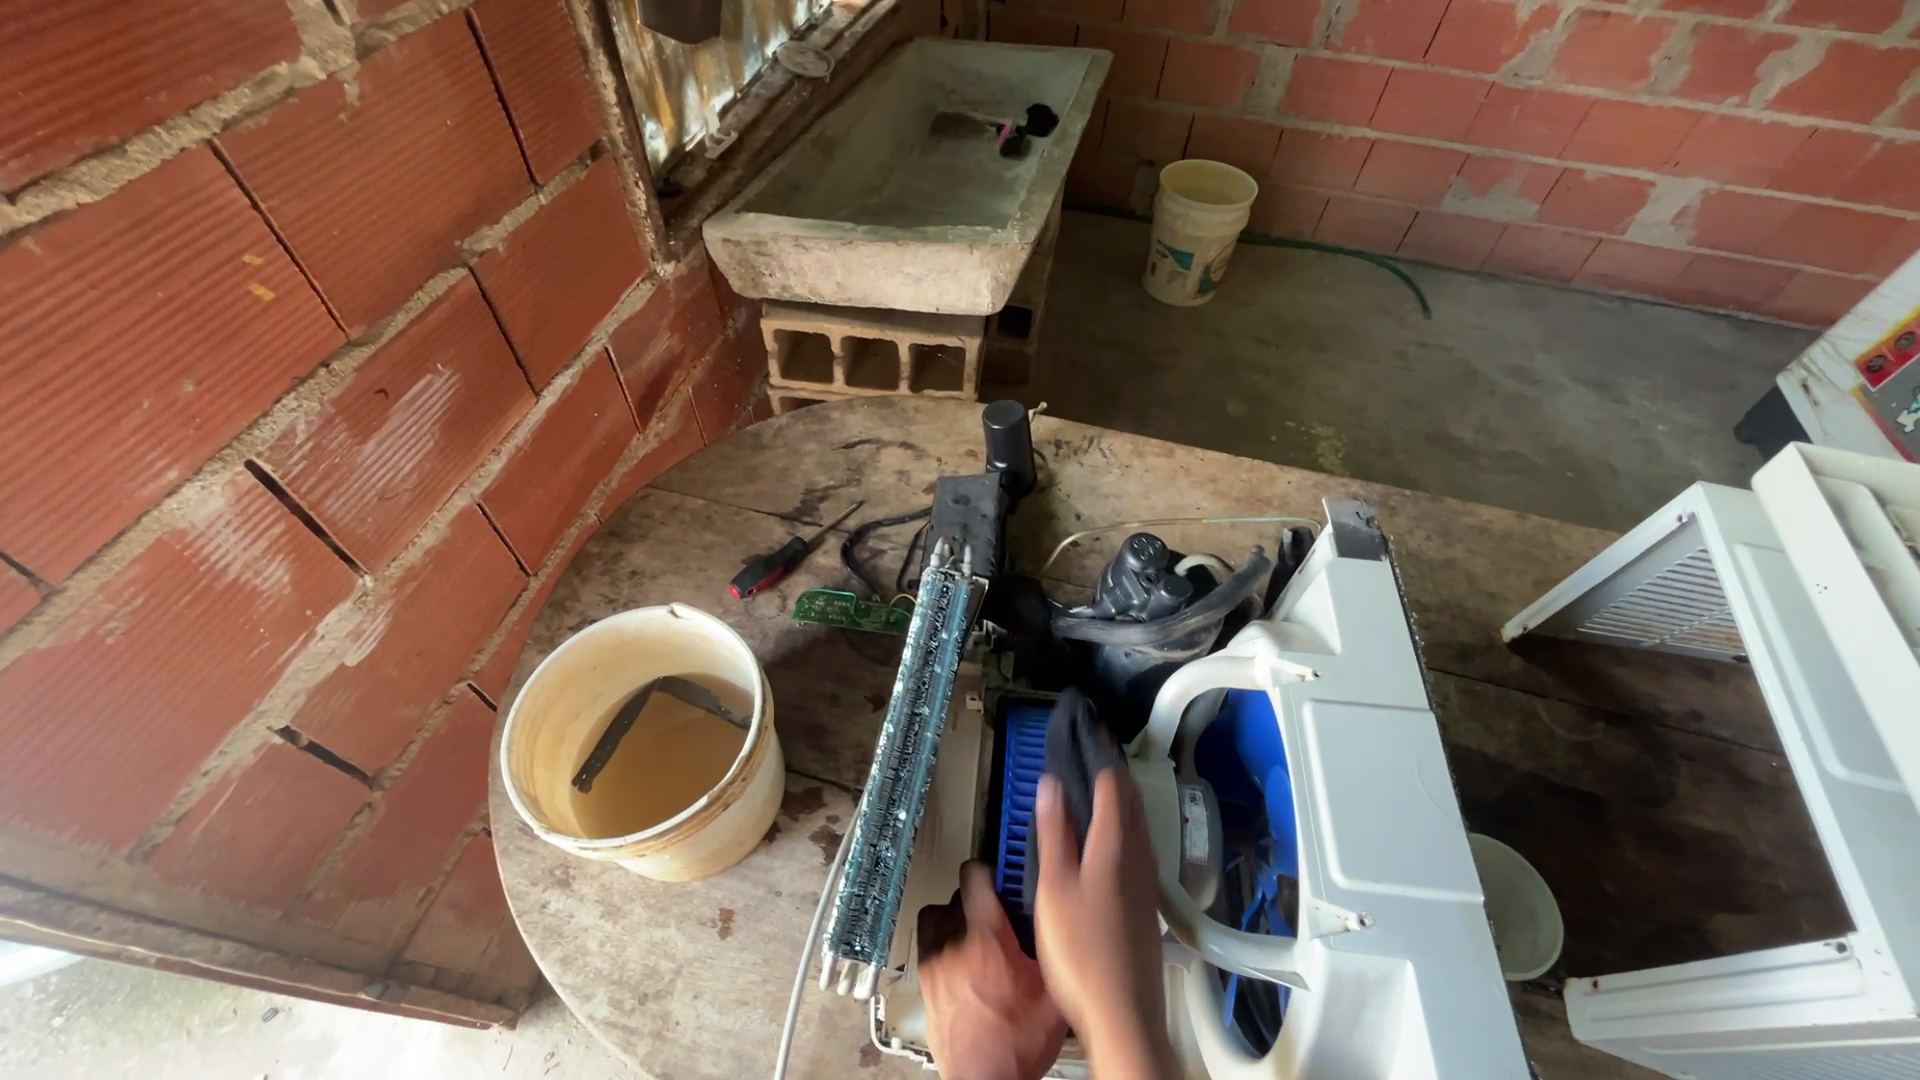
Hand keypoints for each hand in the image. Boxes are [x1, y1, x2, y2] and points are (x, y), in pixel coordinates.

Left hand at [917, 860, 1065, 1079]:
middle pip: (958, 894)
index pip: (975, 876)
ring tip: (974, 930)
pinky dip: (942, 939)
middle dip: (979, 899)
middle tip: (998, 913)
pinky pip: (927, 941)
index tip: (999, 873)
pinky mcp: (925, 980)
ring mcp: (935, 962)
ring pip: (937, 913)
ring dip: (954, 915)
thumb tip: (1060, 922)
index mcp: (987, 939)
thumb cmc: (1016, 1045)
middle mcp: (954, 944)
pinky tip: (960, 955)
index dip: (988, 868)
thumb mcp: (1051, 992)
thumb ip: (1050, 949)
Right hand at [1034, 769, 1177, 1079]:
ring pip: (1138, 823)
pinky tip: (1116, 835)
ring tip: (1105, 780)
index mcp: (1114, 844)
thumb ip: (1054, 833)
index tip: (1087, 732)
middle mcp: (1137, 856)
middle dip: (1113, 770)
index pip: (1113, 784)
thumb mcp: (1054, 886)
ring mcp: (1146, 880)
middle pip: (1130, 800)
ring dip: (1122, 797)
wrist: (1122, 1012)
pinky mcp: (1145, 902)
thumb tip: (1051, 784)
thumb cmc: (1081, 950)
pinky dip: (1126, 824)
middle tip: (1096, 747)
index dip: (1100, 755)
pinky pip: (1138, 845)